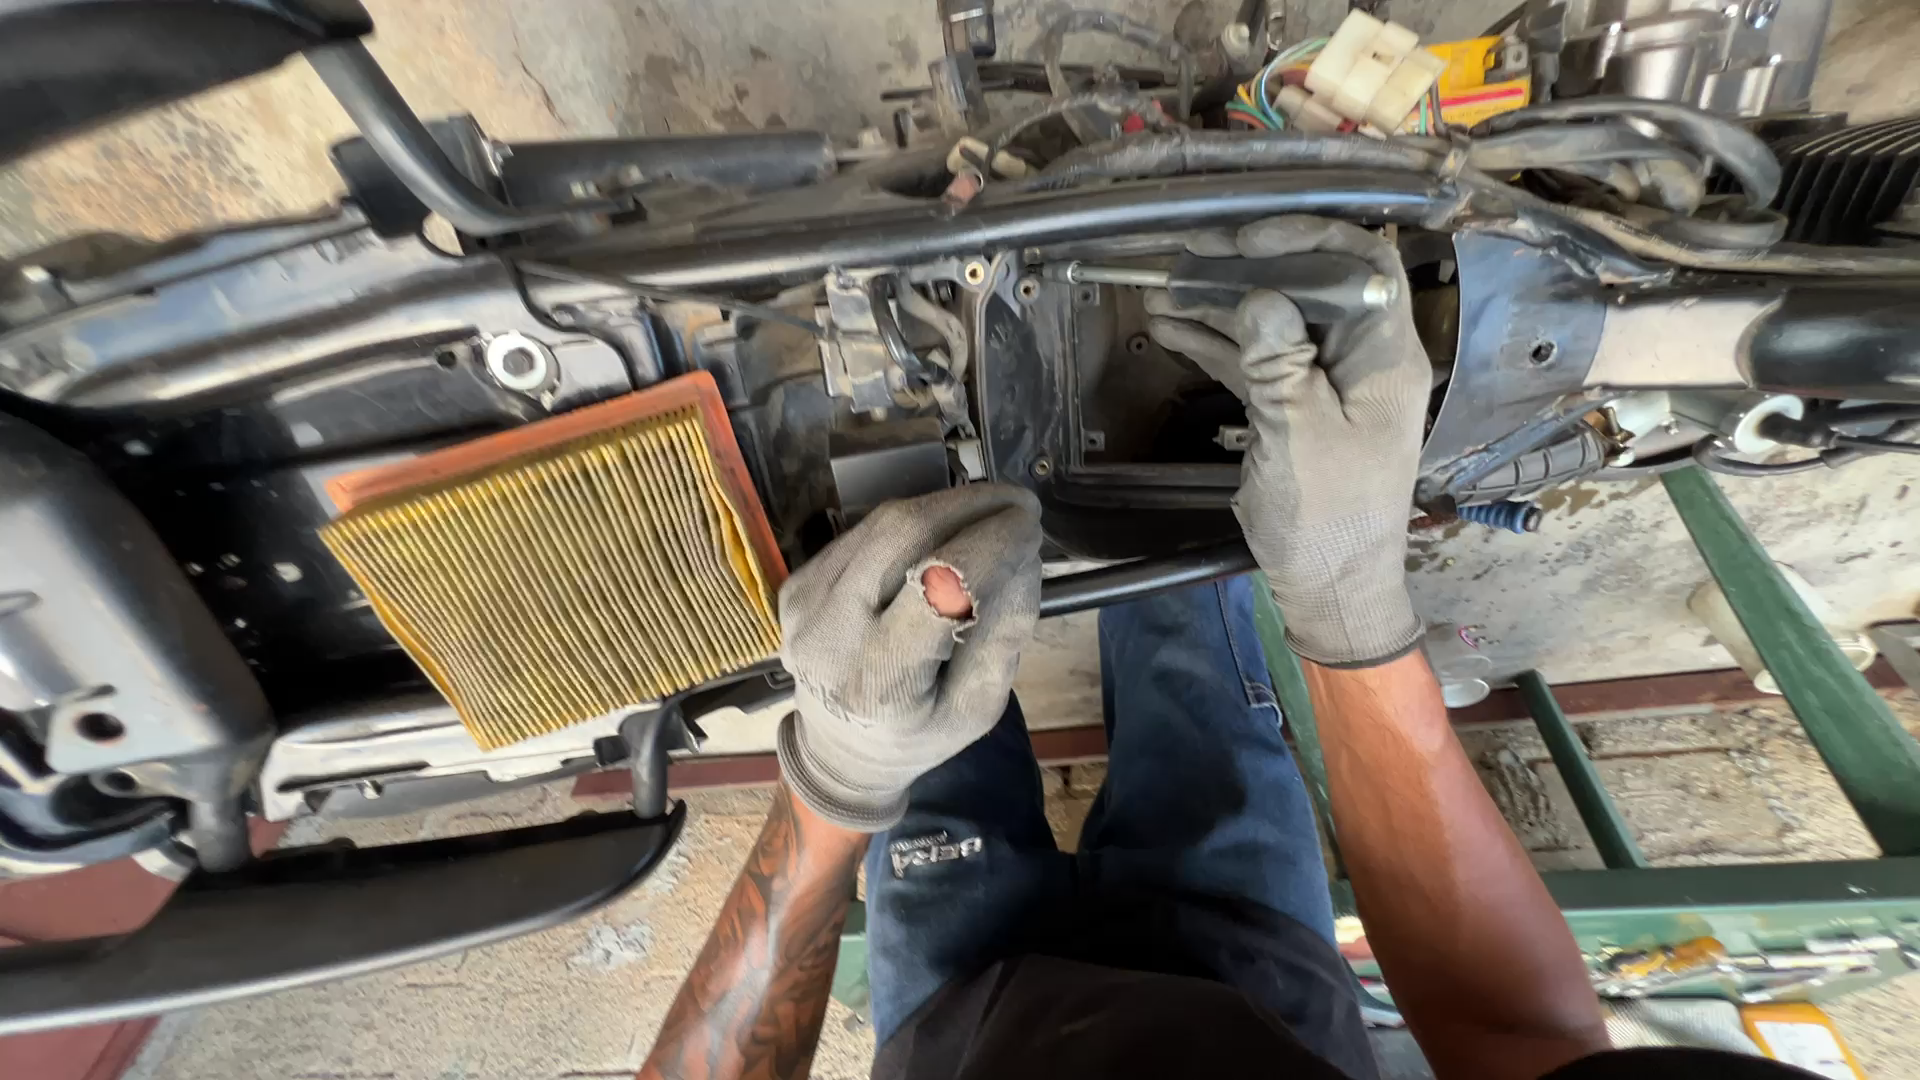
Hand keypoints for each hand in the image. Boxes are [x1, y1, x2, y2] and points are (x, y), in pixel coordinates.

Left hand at [776, 483, 1042, 830]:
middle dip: (970, 506)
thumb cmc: (918, 734)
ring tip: (992, 509)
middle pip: (901, 537)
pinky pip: (865, 532)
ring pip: (882, 523)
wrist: (840, 747)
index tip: (1032, 525)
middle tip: (1020, 504)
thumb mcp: (978, 706)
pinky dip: (914, 521)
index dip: (989, 547)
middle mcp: (827, 639)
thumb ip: (1004, 632)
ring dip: (946, 505)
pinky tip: (944, 530)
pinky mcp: (797, 583)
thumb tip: (1022, 554)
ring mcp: (803, 606)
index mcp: (879, 688)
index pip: (935, 594)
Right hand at [1147, 216, 1427, 666]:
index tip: (1244, 239)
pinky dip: (1216, 345)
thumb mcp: (1302, 438)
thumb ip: (1281, 366)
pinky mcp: (1289, 407)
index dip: (1306, 238)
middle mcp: (1356, 358)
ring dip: (1221, 307)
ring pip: (1273, 324)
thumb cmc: (1327, 516)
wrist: (1326, 582)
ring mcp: (1320, 382)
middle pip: (1307, 289)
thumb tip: (1260, 299)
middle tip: (1190, 255)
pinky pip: (1254, 362)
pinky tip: (1173, 330)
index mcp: (1383, 357)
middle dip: (1249, 267)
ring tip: (1166, 289)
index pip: (1359, 268)